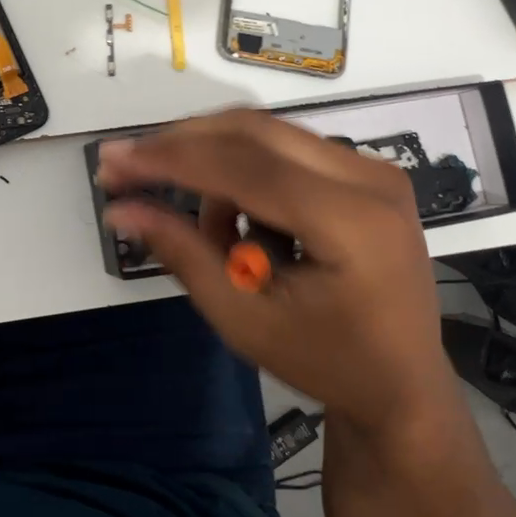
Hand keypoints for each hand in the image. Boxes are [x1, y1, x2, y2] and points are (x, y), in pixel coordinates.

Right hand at [94, 110, 455, 431]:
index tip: (113, 163)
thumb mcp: (244, 318)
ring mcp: (373, 171)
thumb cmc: (325, 362)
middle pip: (255, 131)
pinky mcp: (365, 174)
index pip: (246, 167)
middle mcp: (370, 179)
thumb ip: (183, 253)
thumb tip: (121, 209)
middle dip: (183, 144)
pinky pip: (286, 149)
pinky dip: (243, 171)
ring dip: (213, 161)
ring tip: (203, 228)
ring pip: (267, 133)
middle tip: (127, 166)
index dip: (172, 159)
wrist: (403, 386)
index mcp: (352, 223)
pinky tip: (236, 221)